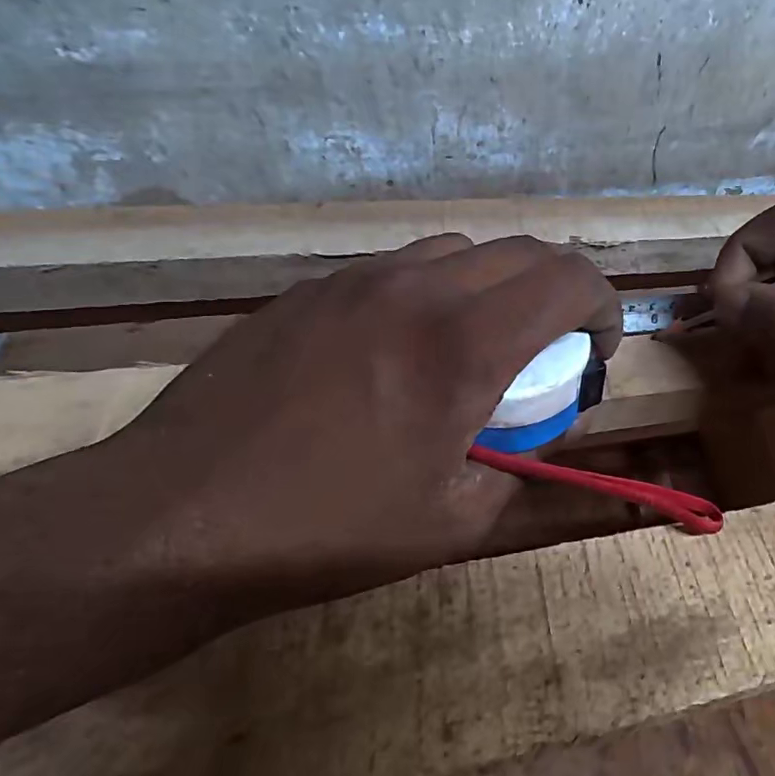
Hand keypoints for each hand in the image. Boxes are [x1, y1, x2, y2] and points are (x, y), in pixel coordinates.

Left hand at [95, 234, 620, 615]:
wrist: (170, 518)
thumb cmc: (328, 526)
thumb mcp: (455, 521)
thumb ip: (527, 471)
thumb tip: (551, 441)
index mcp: (467, 344)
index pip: (572, 280)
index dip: (604, 307)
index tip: (596, 350)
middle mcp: (422, 290)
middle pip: (528, 250)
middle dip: (561, 291)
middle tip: (552, 346)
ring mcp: (362, 279)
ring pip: (467, 249)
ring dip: (500, 284)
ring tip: (480, 339)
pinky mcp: (315, 287)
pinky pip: (404, 265)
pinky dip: (439, 288)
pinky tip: (406, 343)